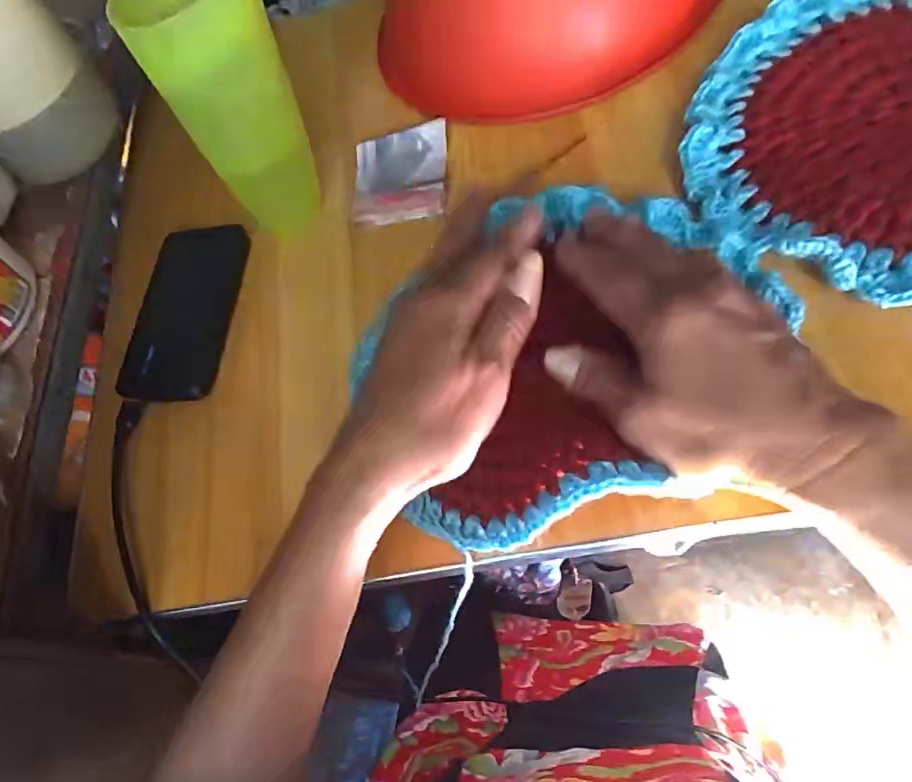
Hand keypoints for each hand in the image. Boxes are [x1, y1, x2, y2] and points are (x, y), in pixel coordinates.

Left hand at [327, 199, 545, 508]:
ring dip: (459, 240)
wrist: (369, 462)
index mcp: (448, 304)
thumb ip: (506, 319)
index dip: (517, 229)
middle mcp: (420, 302)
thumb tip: (526, 261)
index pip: (491, 253)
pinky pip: (425, 288)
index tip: (542, 203)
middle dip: (478, 217)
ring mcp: (402, 322)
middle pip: (453, 248)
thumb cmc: (434, 427)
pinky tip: (448, 277)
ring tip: (479, 219)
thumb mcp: (485, 378)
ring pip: (435, 266)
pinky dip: (444, 270)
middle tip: (501, 189)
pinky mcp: (394, 343)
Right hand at [544, 211, 897, 495]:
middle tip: (584, 217)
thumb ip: (597, 381)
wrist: (807, 436)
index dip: (580, 259)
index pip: (609, 277)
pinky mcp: (753, 301)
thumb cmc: (713, 434)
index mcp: (660, 319)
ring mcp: (729, 291)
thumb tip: (555, 353)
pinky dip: (677, 249)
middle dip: (610, 233)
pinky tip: (674, 253)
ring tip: (620, 224)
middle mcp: (694, 292)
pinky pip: (704, 260)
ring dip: (644, 235)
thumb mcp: (641, 419)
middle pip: (644, 252)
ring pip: (677, 250)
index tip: (555, 242)